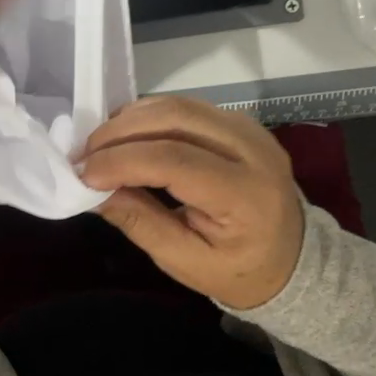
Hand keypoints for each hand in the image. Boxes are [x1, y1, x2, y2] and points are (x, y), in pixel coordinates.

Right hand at [78, 96, 305, 309]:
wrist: (292, 260)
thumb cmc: (237, 270)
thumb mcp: (185, 262)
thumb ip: (140, 221)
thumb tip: (93, 190)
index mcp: (246, 195)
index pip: (176, 160)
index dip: (123, 161)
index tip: (84, 173)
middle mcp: (253, 150)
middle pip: (176, 119)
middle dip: (121, 132)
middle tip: (83, 153)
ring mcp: (250, 130)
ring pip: (179, 105)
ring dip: (131, 119)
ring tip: (99, 144)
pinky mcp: (240, 122)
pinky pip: (187, 106)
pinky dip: (149, 115)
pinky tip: (126, 134)